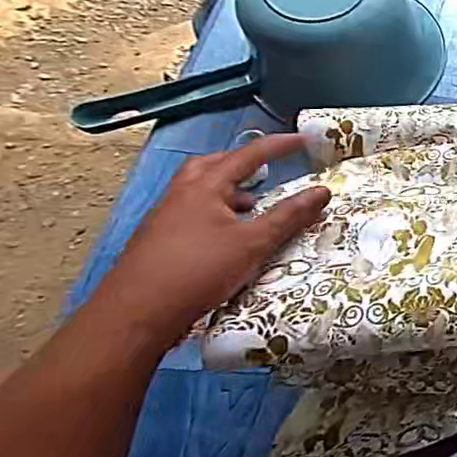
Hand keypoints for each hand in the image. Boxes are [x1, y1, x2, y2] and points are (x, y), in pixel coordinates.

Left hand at [88, 133, 330, 345]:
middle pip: (213, 164)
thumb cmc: (197, 272)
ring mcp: (164, 218)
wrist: (133, 316)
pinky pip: (191, 211)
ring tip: (251, 204)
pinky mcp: (157, 241)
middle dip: (242, 162)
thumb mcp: (253, 244)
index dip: (278, 146)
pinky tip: (227, 236)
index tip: (302, 140)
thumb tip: (322, 191)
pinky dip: (215, 212)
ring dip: (228, 189)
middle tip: (266, 167)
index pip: (248, 155)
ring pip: (199, 189)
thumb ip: (289, 216)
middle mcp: (181, 195)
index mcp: (204, 187)